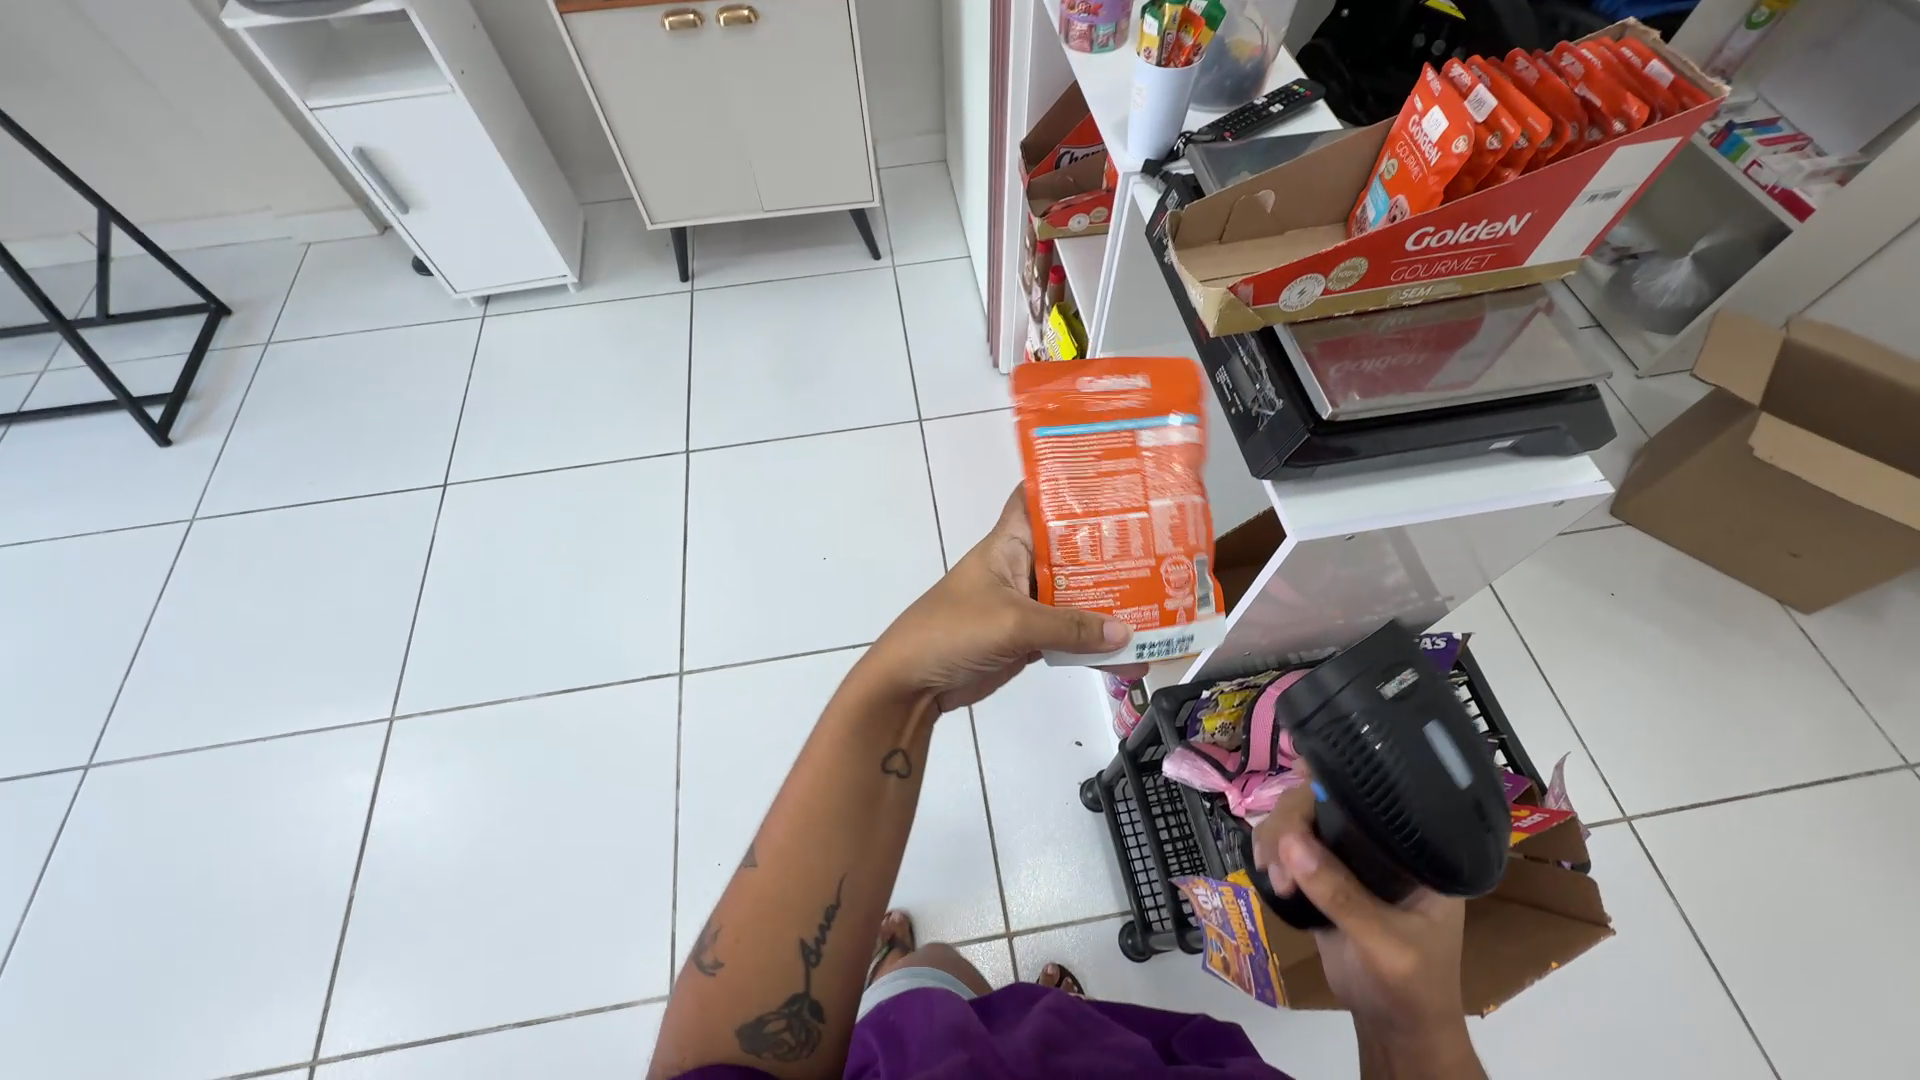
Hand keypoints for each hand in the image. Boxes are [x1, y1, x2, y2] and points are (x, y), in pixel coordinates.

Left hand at [860, 487, 1142, 712]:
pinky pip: (1070, 635)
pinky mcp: (1028, 639)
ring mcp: (1026, 605)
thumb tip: (1127, 632)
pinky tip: (1132, 652)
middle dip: (1111, 552)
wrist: (914, 683)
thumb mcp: (1013, 623)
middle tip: (1164, 548)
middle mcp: (1020, 567)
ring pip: (1075, 597)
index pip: (1037, 499)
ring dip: (1109, 603)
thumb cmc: (954, 631)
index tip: (1116, 481)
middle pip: (1071, 552)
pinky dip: (1095, 644)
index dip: (1069, 487)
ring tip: (1162, 605)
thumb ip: (1069, 627)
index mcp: (1008, 544)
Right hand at [1250, 784, 1467, 1041]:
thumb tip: (1290, 843)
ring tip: (1275, 879)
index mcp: (1414, 850)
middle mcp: (1381, 845)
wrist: (1397, 1029)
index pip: (1372, 796)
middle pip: (1325, 803)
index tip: (1298, 775)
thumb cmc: (1411, 986)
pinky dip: (1272, 852)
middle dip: (1292, 823)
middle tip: (1276, 862)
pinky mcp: (1324, 877)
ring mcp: (1350, 860)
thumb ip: (1340, 895)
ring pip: (1301, 822)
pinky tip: (1267, 873)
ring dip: (1276, 839)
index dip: (1335, 778)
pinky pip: (1289, 848)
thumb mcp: (1385, 944)